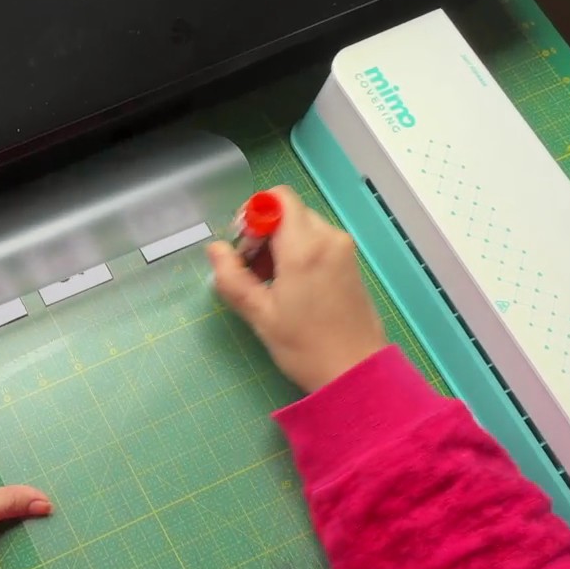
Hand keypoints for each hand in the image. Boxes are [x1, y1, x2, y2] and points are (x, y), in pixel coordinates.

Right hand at [207, 186, 387, 392]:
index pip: (277, 199)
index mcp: (304, 248)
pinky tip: (286, 287)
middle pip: (287, 212)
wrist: (353, 369)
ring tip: (265, 283)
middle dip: (261, 234)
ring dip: (277, 245)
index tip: (240, 246)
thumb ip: (232, 278)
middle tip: (248, 271)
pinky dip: (295, 253)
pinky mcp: (348, 261)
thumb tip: (215, 250)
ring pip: (301, 227)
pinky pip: (315, 242)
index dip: (251, 215)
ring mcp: (342, 249)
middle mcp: (328, 238)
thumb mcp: (259, 314)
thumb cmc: (303, 346)